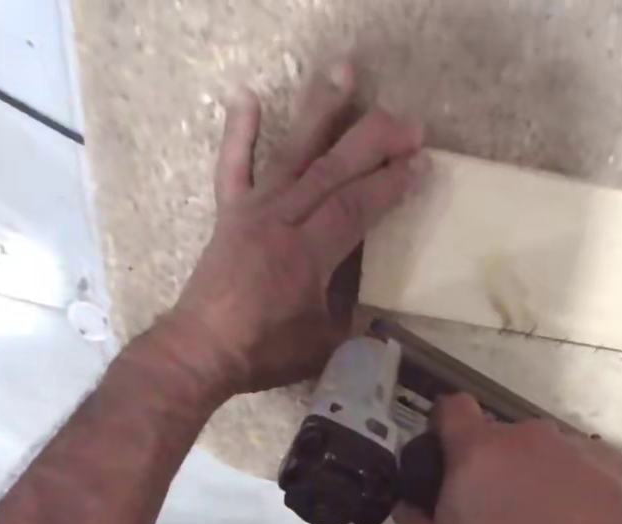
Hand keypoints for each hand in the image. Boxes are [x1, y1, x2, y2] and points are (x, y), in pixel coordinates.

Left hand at [160, 62, 425, 395]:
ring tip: (345, 73)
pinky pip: (233, 169)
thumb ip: (352, 323)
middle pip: (333, 169)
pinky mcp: (229, 216)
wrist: (201, 351)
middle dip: (374, 141)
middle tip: (409, 125)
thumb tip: (375, 314)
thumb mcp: (321, 347)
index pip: (356, 207)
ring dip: (321, 113)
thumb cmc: (262, 353)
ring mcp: (253, 213)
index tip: (420, 165)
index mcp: (307, 255)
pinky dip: (239, 133)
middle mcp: (282, 221)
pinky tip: (247, 97)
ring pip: (292, 154)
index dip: (390, 184)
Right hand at [394, 393, 621, 523]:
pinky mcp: (611, 457)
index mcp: (477, 451)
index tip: (447, 455)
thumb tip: (406, 502)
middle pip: (498, 436)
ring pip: (540, 451)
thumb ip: (418, 523)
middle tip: (499, 509)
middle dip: (493, 464)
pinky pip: (578, 462)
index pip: (451, 407)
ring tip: (547, 521)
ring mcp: (573, 442)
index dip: (444, 425)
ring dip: (534, 473)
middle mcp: (525, 434)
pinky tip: (582, 522)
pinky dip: (573, 482)